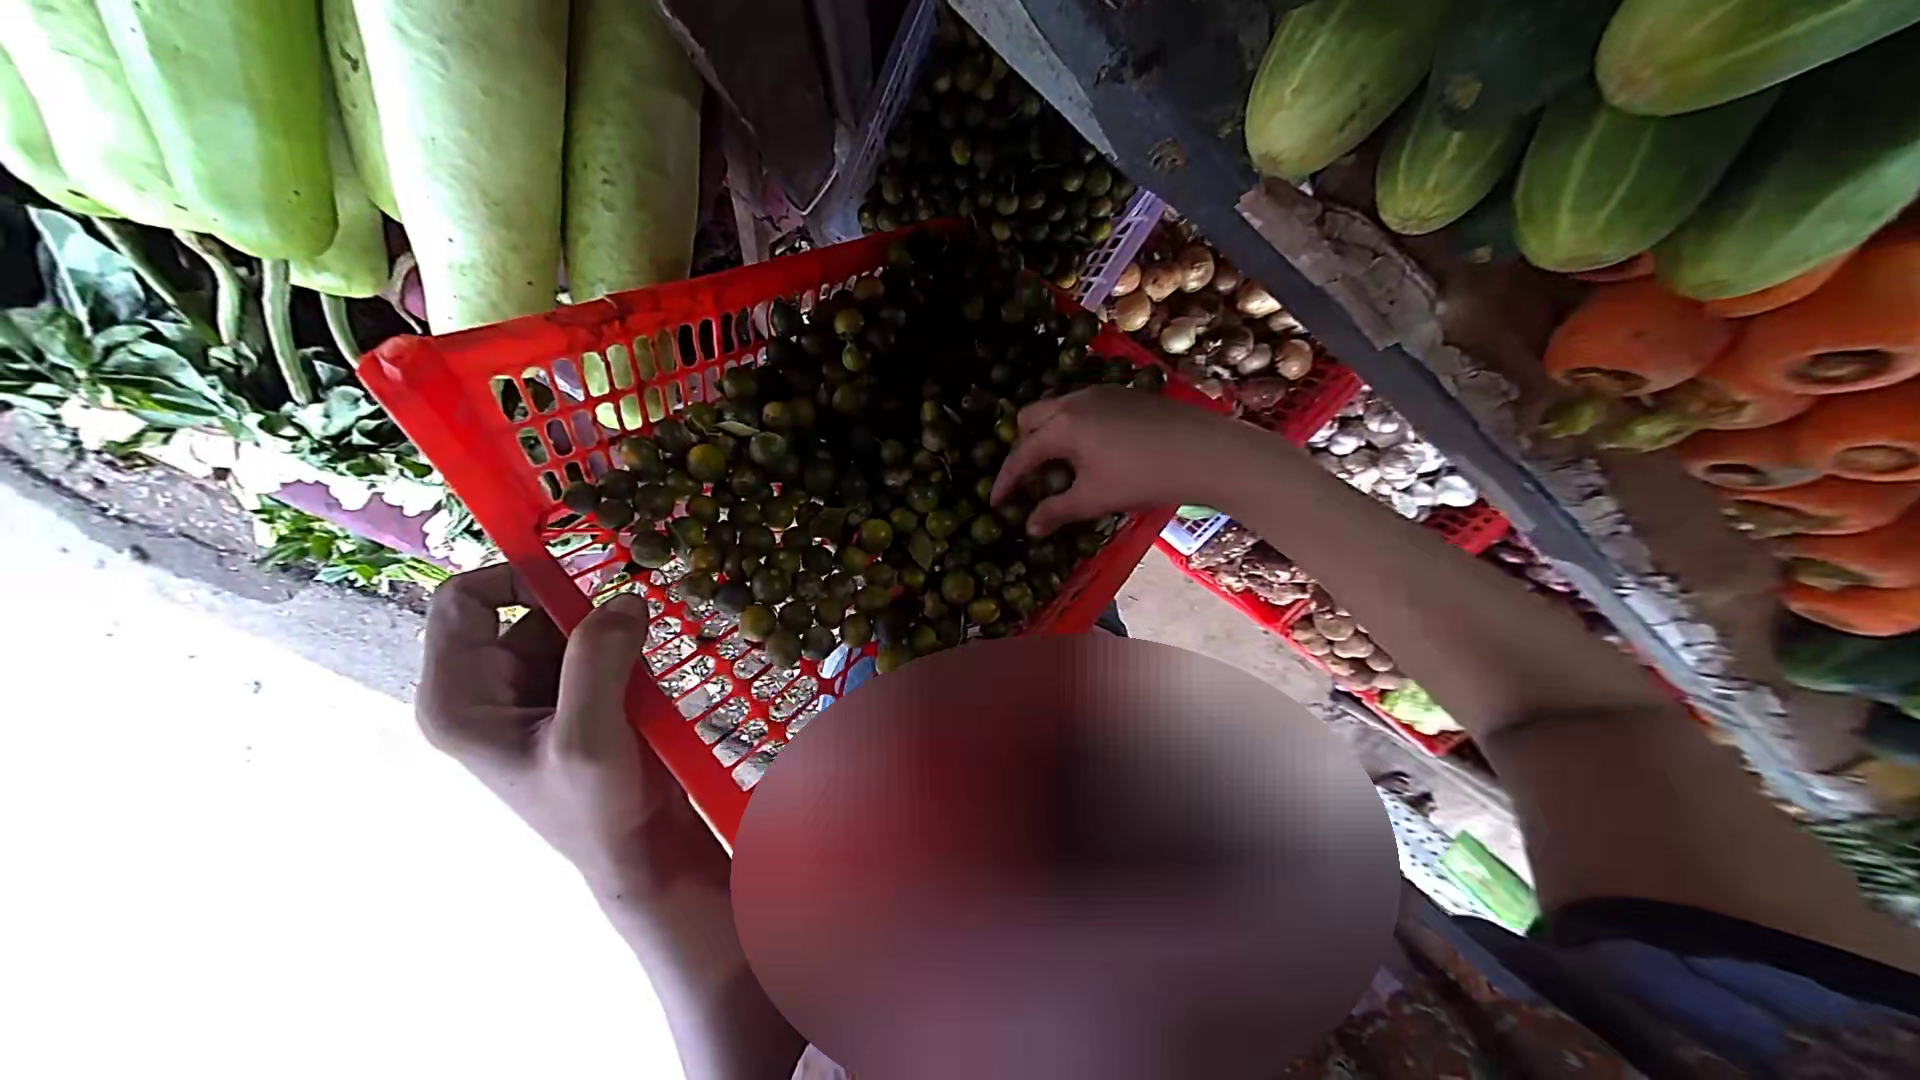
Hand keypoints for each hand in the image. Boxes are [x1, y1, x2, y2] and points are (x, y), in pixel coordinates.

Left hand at [417, 564, 681, 887]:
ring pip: (567, 626)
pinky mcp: (573, 698)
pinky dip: (623, 648)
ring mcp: (534, 693)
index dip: (517, 577)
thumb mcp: (589, 737)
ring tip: (642, 661)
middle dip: (579, 610)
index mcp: (460, 699)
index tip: (584, 584)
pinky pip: (594, 647)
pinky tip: (646, 675)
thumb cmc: (596, 810)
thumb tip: (624, 598)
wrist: (638, 851)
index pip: (464, 600)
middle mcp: (488, 688)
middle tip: (631, 625)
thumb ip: (598, 659)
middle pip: (524, 609)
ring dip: (609, 631)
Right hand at [990, 386, 1256, 536]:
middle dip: (1024, 446)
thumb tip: (1030, 527)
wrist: (1205, 450)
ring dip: (1050, 434)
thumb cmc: (1143, 476)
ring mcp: (1102, 393)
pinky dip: (1075, 427)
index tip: (995, 502)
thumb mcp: (1094, 499)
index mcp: (1062, 426)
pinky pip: (1084, 407)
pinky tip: (1096, 451)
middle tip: (1032, 477)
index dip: (1006, 481)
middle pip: (1032, 418)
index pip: (1021, 454)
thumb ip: (1057, 511)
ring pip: (1059, 409)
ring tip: (1063, 465)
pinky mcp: (1125, 395)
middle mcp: (1075, 401)